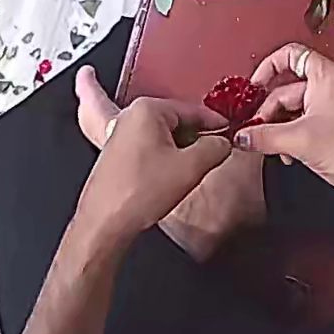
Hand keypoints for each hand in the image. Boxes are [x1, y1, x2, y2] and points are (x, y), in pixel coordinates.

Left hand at [73, 98, 231, 249]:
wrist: (104, 224)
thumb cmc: (139, 193)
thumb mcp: (192, 167)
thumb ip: (216, 148)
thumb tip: (224, 142)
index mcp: (148, 110)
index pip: (192, 110)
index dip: (215, 123)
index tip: (229, 131)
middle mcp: (131, 116)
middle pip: (178, 121)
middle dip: (197, 137)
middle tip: (214, 152)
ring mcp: (120, 134)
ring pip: (164, 135)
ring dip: (181, 149)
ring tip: (192, 169)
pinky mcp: (117, 153)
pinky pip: (150, 147)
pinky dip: (165, 157)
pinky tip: (171, 177)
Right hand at [234, 43, 333, 209]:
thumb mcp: (301, 141)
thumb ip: (265, 136)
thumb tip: (242, 135)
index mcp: (327, 77)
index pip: (291, 55)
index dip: (268, 67)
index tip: (253, 87)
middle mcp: (329, 88)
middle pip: (286, 87)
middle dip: (268, 109)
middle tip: (254, 129)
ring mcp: (330, 108)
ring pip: (292, 109)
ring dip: (277, 127)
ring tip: (269, 145)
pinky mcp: (331, 128)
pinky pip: (301, 124)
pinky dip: (289, 137)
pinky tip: (286, 154)